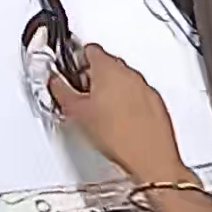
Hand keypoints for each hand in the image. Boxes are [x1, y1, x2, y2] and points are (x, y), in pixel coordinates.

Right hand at [51, 44, 195, 186]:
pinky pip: (138, 94)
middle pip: (106, 63)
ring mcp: (146, 88)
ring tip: (100, 112)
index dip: (76, 60)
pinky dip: (128, 102)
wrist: (151, 162)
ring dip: (111, 89)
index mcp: (108, 68)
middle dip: (92, 76)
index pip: (89, 49)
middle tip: (83, 95)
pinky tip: (119, 121)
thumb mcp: (75, 111)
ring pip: (123, 79)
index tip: (71, 73)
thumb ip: (60, 89)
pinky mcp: (157, 104)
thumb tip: (54, 81)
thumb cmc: (118, 136)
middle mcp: (129, 73)